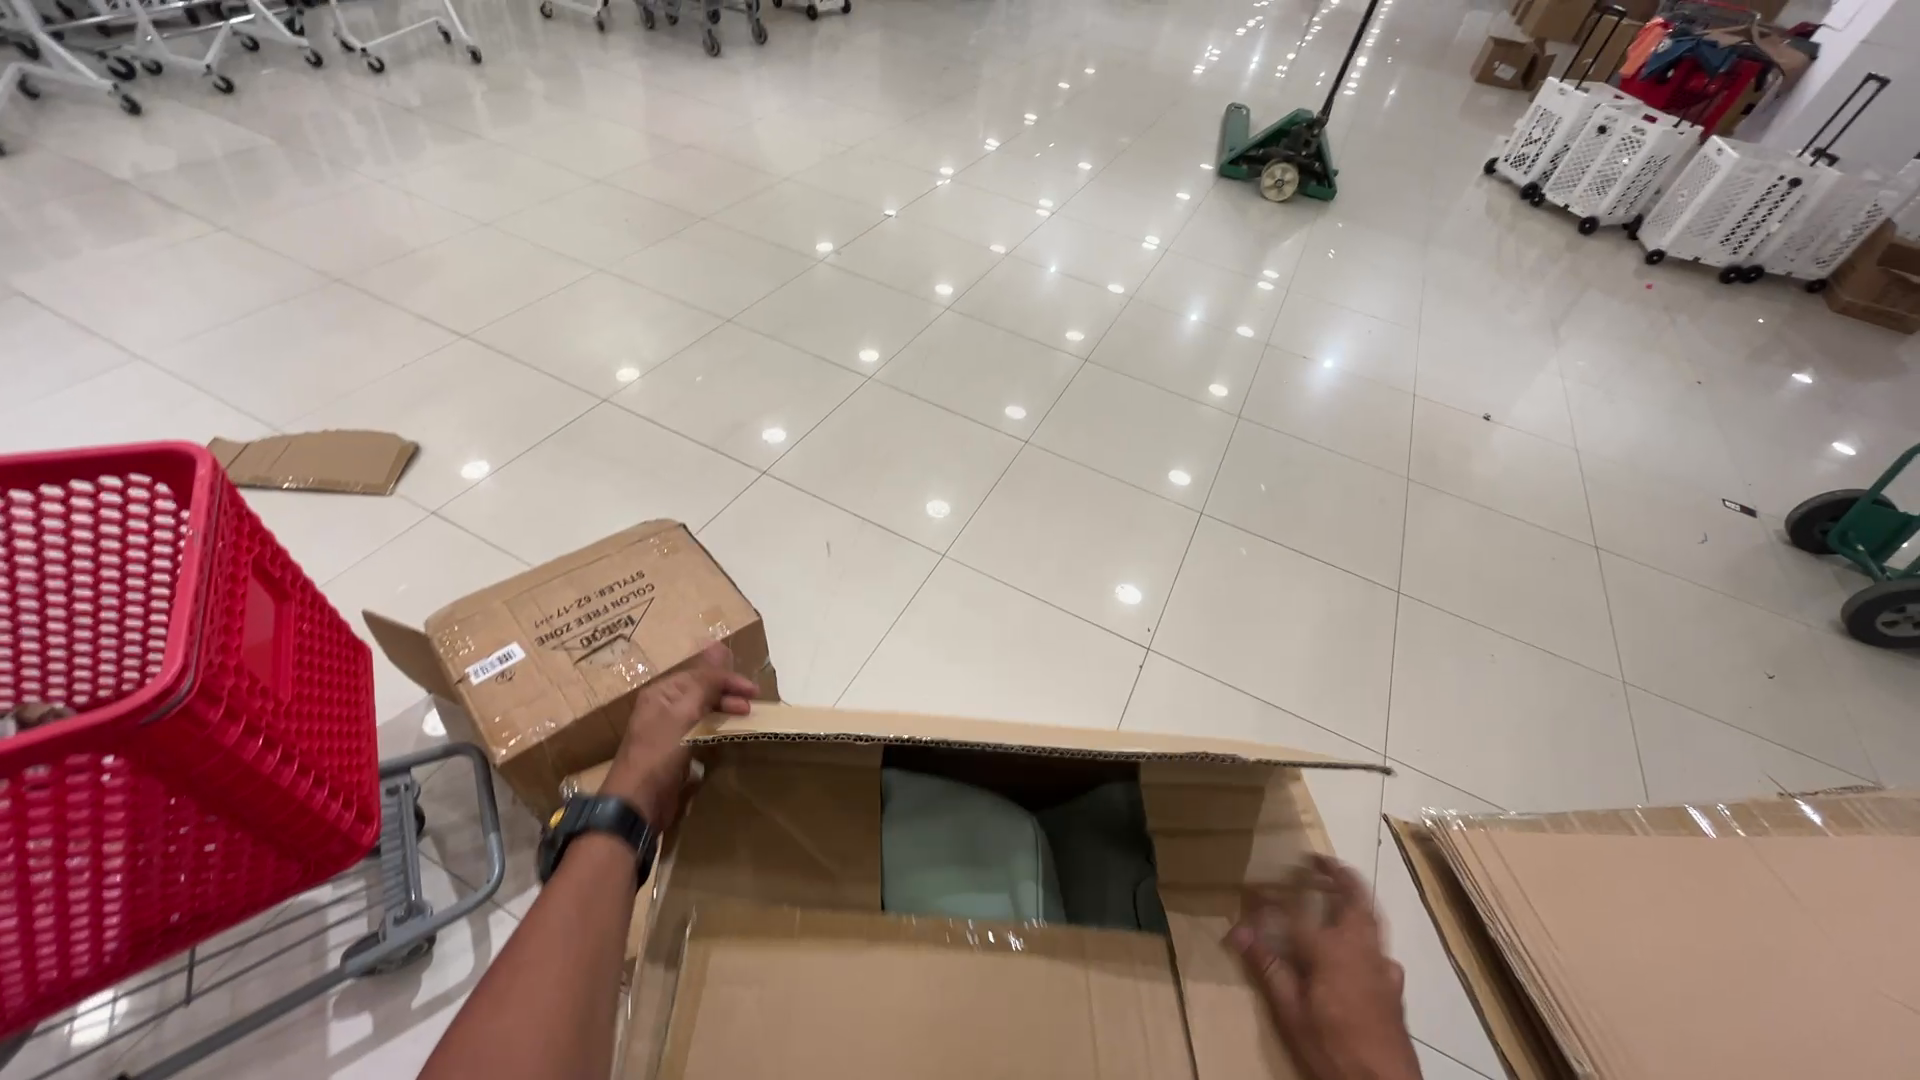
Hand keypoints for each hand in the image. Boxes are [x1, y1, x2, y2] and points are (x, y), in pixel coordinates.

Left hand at [599, 643, 756, 828]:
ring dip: (724, 714)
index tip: (754, 692)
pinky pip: (700, 735)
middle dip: (728, 697)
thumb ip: (705, 682)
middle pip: (702, 693)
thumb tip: (718, 645)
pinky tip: (728, 739)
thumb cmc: (660, 753)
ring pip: (703, 714)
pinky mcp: (675, 755)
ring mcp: (668, 733)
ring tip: (744, 721)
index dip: (728, 680)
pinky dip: (716, 733)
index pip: (701, 676)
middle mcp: (663, 709)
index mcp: (662, 694)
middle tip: (752, 708)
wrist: (638, 803)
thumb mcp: (684, 713)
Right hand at [1226, 855, 1422, 1079]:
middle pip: (1351, 898)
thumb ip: (1269, 968)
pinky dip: (1368, 932)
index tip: (1251, 886)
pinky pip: (1380, 945)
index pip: (1293, 911)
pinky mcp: (1394, 985)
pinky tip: (1360, 946)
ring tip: (1341, 884)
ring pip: (1372, 917)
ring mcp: (1381, 965)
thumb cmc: (1333, 1049)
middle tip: (1317, 859)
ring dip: (1356, 895)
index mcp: (1328, 950)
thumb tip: (1239, 931)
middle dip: (1335, 874)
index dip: (1270, 896)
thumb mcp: (1291, 1013)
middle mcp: (1359, 948)